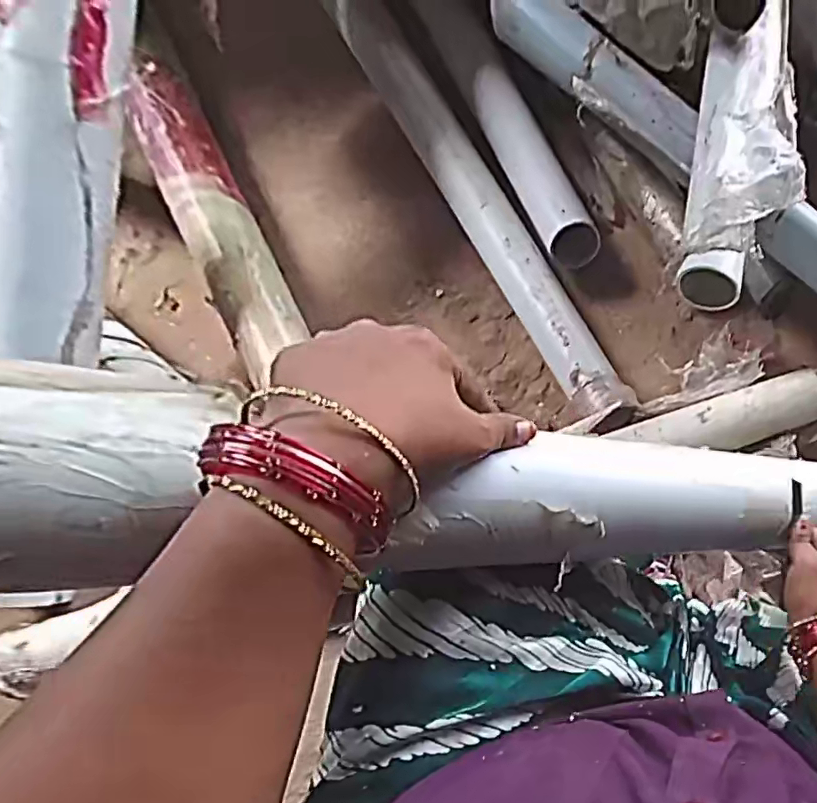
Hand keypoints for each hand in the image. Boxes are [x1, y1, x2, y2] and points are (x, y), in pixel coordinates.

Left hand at [258, 321, 536, 507]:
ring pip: (365, 370)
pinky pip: (322, 379)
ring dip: (374, 393)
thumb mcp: (472, 440)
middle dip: (419, 397)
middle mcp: (379, 332)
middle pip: (411, 370)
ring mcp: (331, 343)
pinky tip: (342, 424)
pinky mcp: (291, 362)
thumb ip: (503, 430)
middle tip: (424, 435)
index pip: (463, 381)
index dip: (473, 411)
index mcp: (428, 346)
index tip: (473, 433)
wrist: (331, 454)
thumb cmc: (409, 440)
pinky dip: (332, 397)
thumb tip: (525, 428)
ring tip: (380, 431)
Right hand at [784, 518, 816, 620]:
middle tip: (784, 560)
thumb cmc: (812, 595)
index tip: (783, 541)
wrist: (816, 627)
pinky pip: (802, 578)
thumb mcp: (802, 559)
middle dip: (793, 551)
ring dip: (792, 567)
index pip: (812, 529)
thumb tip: (800, 524)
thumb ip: (801, 539)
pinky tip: (790, 587)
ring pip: (804, 563)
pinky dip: (794, 580)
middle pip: (808, 546)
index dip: (795, 533)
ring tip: (786, 576)